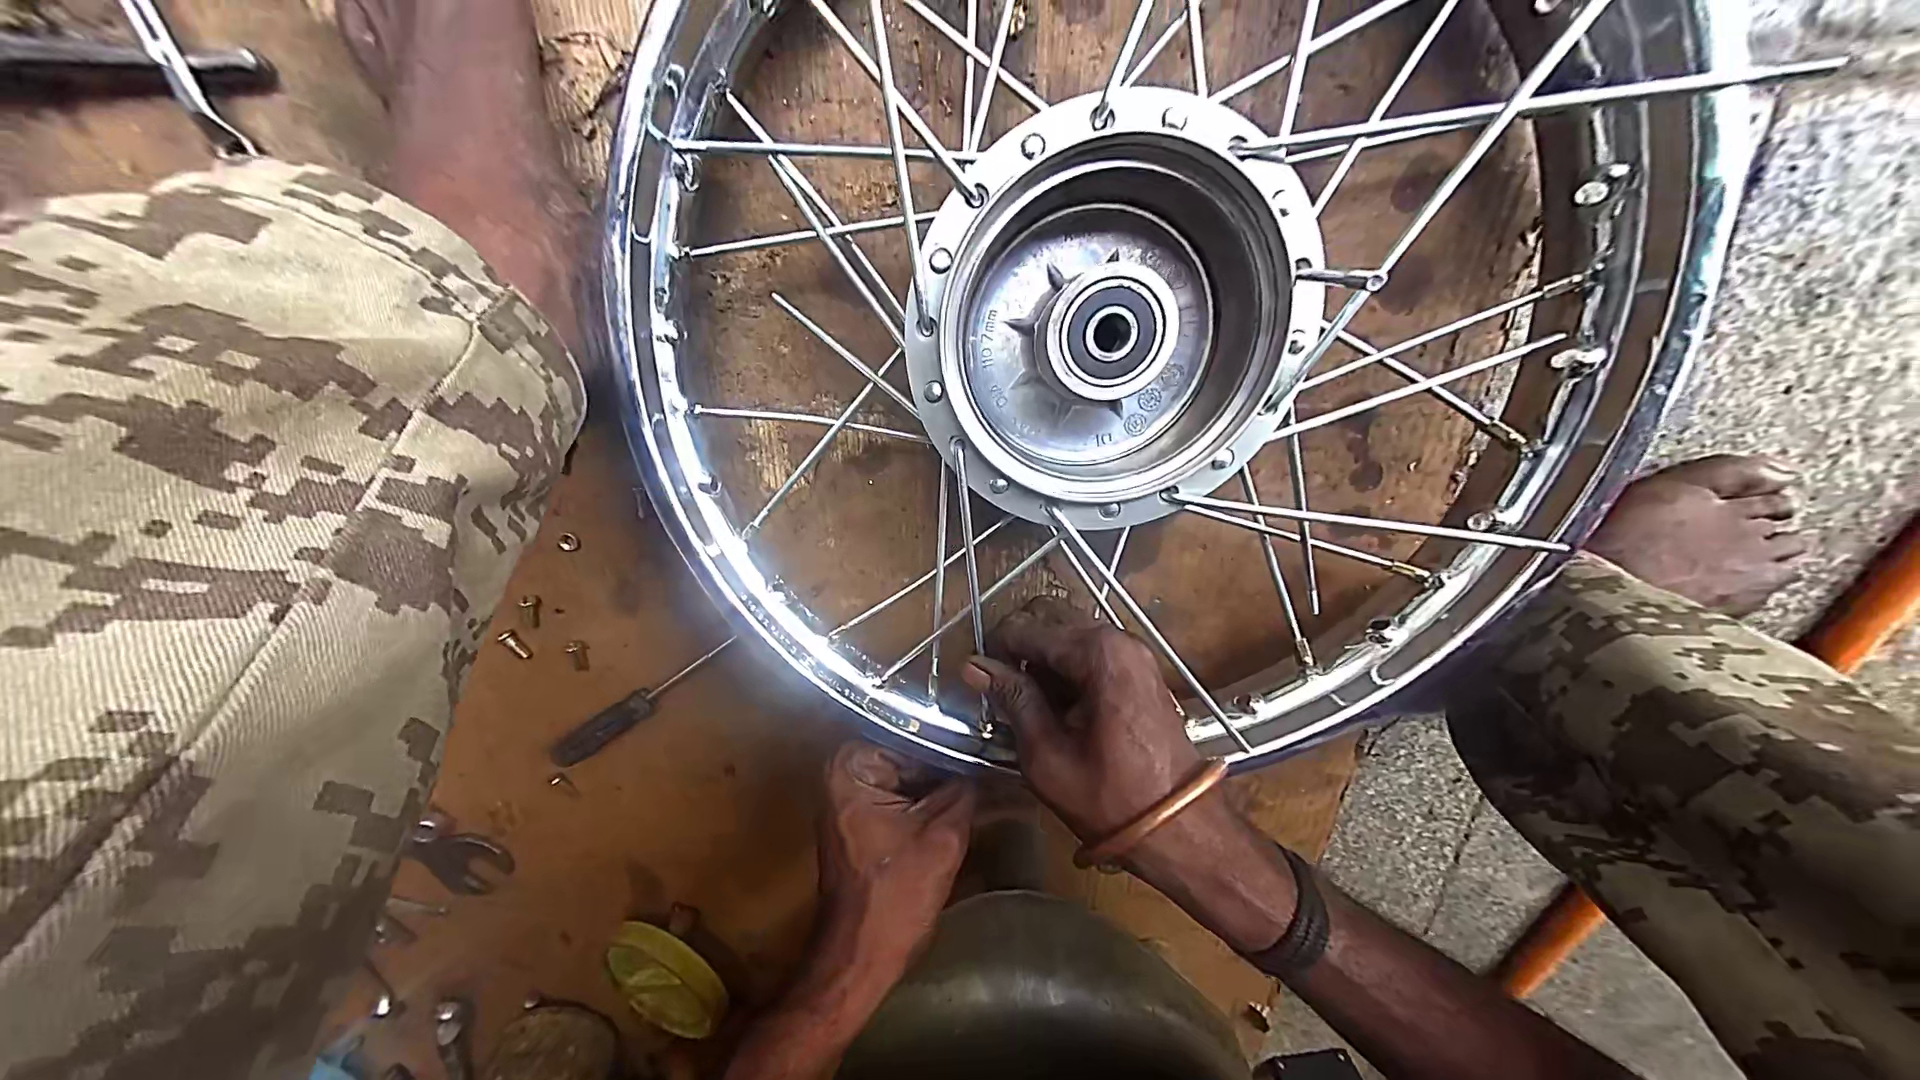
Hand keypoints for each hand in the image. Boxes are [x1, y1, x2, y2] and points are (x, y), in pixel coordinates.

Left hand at [816, 742, 974, 974]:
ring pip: (912, 774)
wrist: (860, 959)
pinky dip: (932, 800)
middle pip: (914, 753)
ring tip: (990, 777)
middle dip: (953, 763)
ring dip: (946, 782)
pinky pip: (905, 794)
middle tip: (997, 761)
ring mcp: (850, 794)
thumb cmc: (894, 898)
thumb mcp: (943, 835)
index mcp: (852, 763)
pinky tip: (970, 799)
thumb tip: (995, 763)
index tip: (993, 741)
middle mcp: (844, 770)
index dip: (958, 742)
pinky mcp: (862, 817)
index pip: (917, 734)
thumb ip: (969, 789)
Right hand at [958, 596, 1206, 846]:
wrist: (1181, 826)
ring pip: (1068, 629)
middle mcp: (1118, 638)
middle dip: (1020, 646)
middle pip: (1050, 616)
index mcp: (1098, 653)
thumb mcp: (1046, 754)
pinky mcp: (1139, 666)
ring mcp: (1133, 650)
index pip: (1027, 628)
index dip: (997, 651)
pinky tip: (1060, 704)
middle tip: (1004, 690)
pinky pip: (1090, 647)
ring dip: (1042, 656)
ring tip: (1032, 703)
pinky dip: (1066, 665)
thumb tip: (974, 666)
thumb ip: (1013, 699)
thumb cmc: (1110, 798)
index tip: (983, 682)